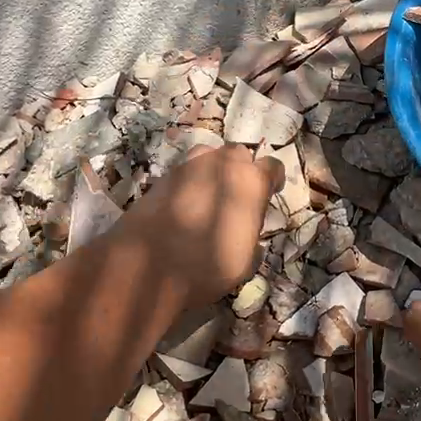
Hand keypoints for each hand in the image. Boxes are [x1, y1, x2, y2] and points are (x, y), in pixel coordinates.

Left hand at [115, 143, 282, 304]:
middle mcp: (222, 165)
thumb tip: (251, 240)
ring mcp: (190, 166)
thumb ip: (253, 241)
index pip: (272, 166)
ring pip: (210, 154)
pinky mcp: (163, 176)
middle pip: (239, 154)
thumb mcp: (244, 264)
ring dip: (215, 167)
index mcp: (251, 182)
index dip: (273, 179)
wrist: (148, 265)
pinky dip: (190, 180)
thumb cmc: (207, 266)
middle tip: (240, 193)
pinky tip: (186, 202)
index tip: (271, 192)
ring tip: (212, 191)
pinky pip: (185, 169)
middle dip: (243, 169)